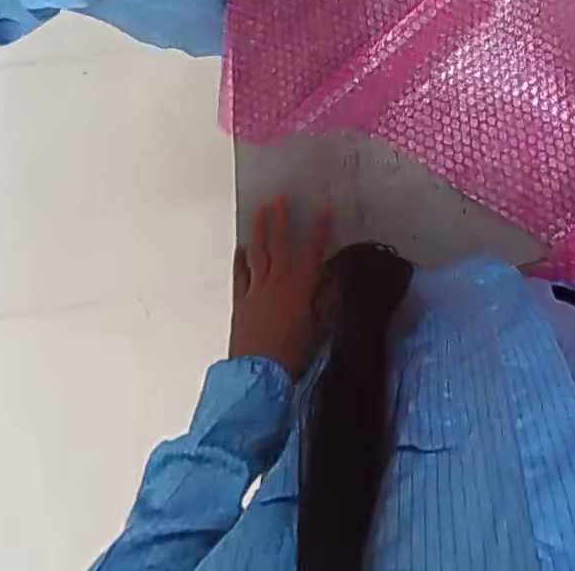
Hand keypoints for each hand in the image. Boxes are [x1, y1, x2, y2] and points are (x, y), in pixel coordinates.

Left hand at [230, 197, 332, 379]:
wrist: (260, 375)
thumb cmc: (294, 354)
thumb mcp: (319, 327)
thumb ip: (327, 300)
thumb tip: (334, 277)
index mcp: (301, 287)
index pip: (313, 251)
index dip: (319, 228)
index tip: (323, 208)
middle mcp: (278, 282)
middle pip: (279, 244)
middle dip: (280, 219)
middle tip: (279, 199)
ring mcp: (256, 289)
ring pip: (258, 252)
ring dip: (259, 230)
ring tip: (259, 211)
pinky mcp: (241, 300)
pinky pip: (241, 274)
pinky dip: (241, 259)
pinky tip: (242, 247)